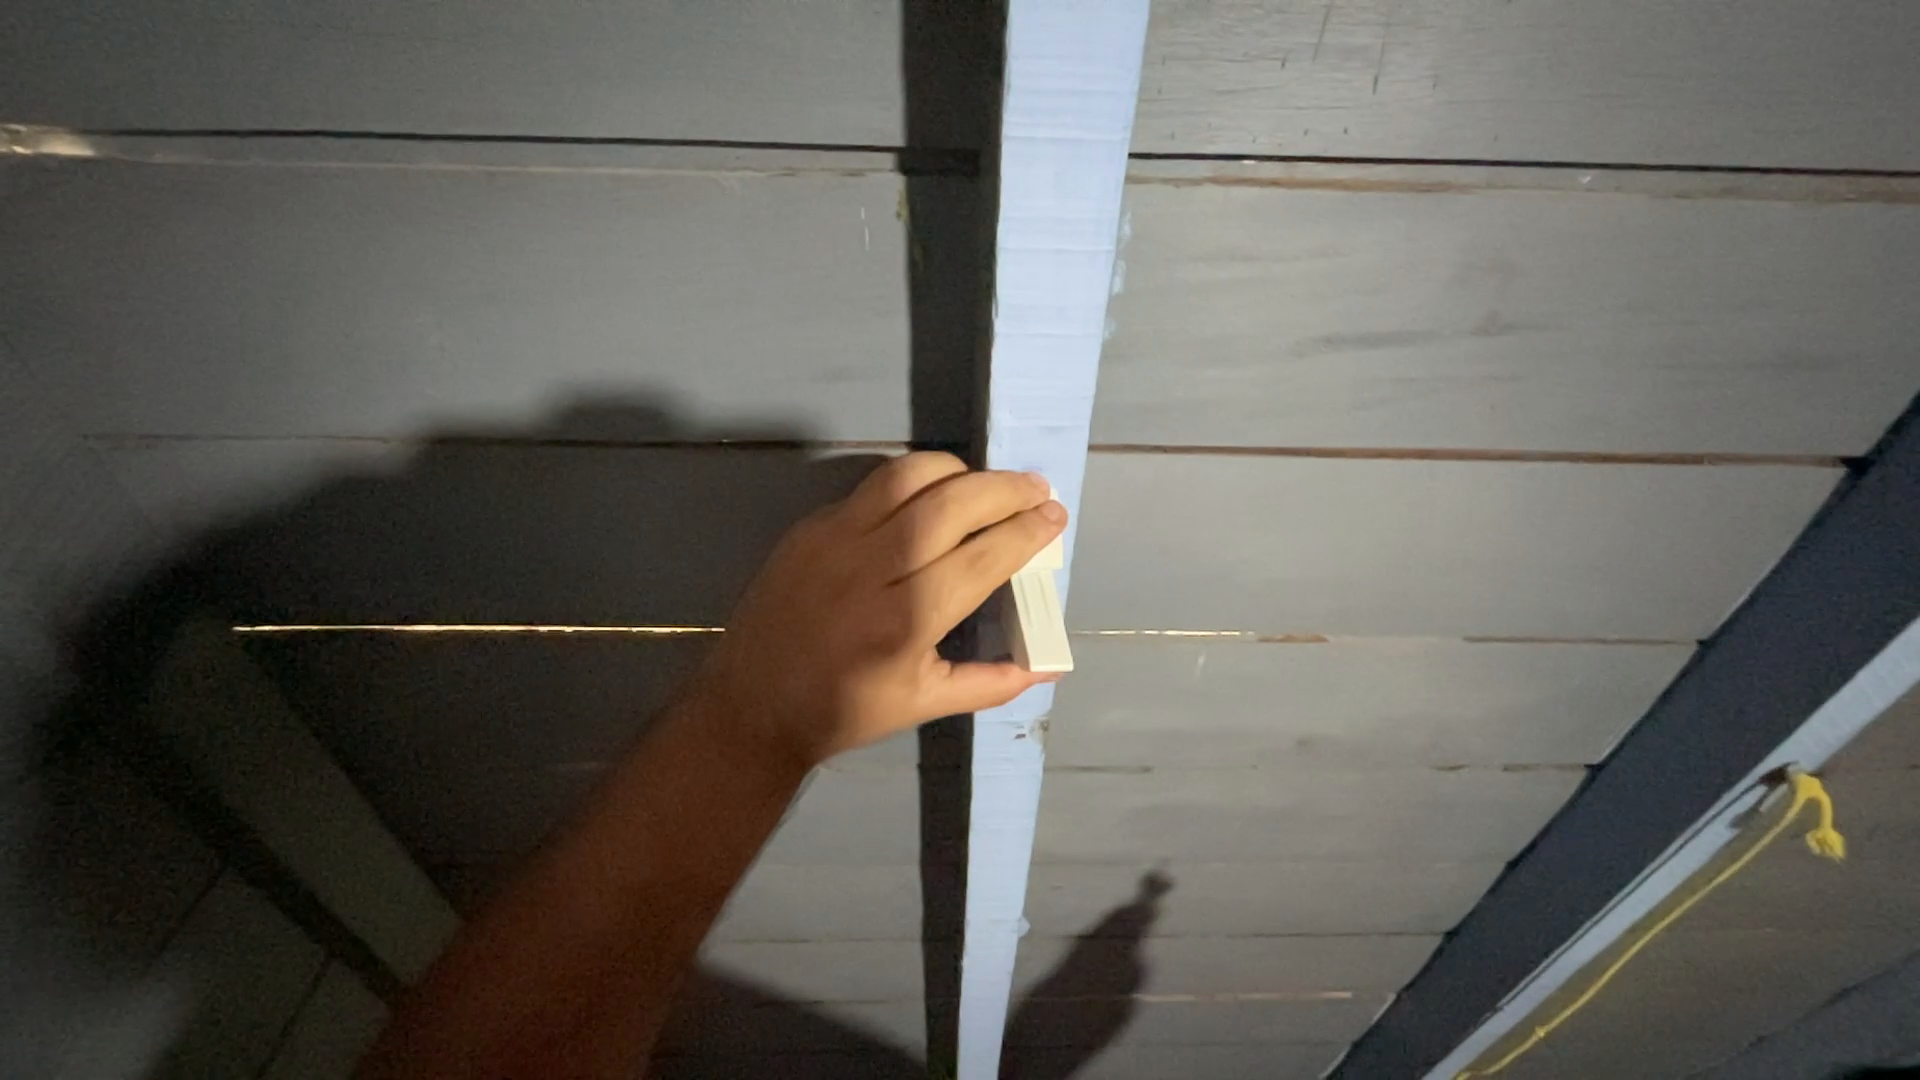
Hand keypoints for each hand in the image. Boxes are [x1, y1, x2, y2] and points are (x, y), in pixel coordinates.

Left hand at [688, 451, 1067, 767]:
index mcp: (906, 621)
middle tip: (1036, 488)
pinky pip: (872, 487)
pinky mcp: (810, 527)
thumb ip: (990, 681)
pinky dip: (913, 482)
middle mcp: (872, 570)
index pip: (982, 559)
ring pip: (907, 478)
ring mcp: (834, 541)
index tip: (1054, 516)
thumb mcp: (922, 704)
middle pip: (951, 506)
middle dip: (1003, 489)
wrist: (750, 704)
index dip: (1025, 533)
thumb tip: (1049, 668)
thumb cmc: (842, 711)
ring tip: (986, 482)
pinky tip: (933, 494)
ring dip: (957, 471)